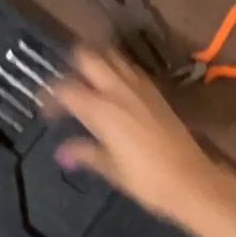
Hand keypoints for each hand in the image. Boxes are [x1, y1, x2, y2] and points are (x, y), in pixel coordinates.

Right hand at [49, 48, 235, 229]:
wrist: (190, 178)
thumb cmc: (146, 180)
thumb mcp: (110, 169)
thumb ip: (84, 153)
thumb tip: (62, 152)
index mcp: (102, 110)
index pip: (66, 89)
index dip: (50, 95)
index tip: (45, 107)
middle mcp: (119, 90)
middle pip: (88, 56)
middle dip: (71, 65)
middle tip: (65, 85)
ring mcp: (140, 86)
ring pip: (110, 56)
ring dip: (95, 63)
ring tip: (87, 82)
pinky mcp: (155, 90)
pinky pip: (130, 68)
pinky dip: (116, 70)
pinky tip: (114, 90)